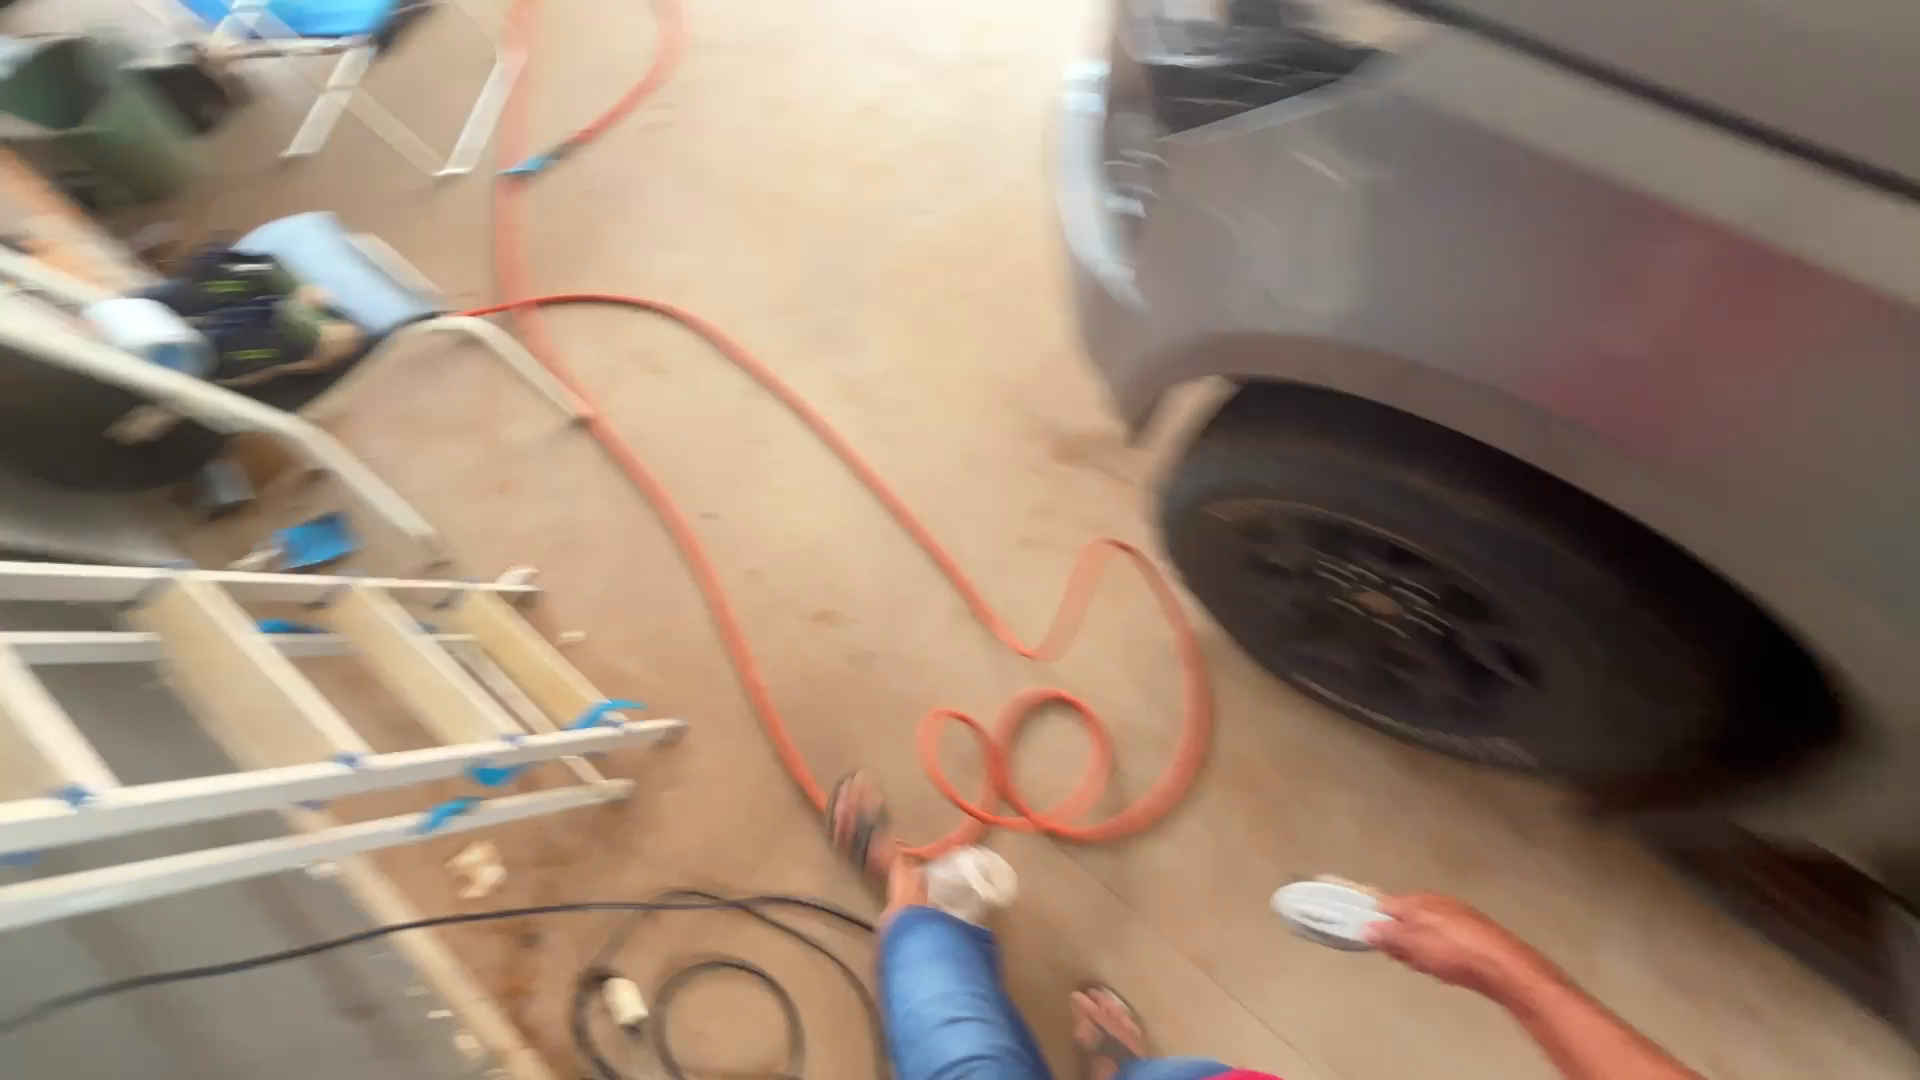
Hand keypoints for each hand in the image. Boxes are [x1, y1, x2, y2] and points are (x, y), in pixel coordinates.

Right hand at [1365, 893, 1555, 1002]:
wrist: (1508, 968)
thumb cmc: (1453, 954)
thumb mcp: (1414, 946)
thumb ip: (1386, 935)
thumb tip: (1362, 926)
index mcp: (1415, 899)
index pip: (1384, 907)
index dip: (1380, 928)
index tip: (1386, 950)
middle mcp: (1433, 899)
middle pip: (1405, 918)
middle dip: (1404, 941)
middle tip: (1412, 962)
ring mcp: (1456, 912)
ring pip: (1427, 928)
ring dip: (1424, 947)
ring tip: (1434, 968)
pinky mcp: (1475, 927)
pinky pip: (1447, 935)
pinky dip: (1444, 949)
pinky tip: (1454, 966)